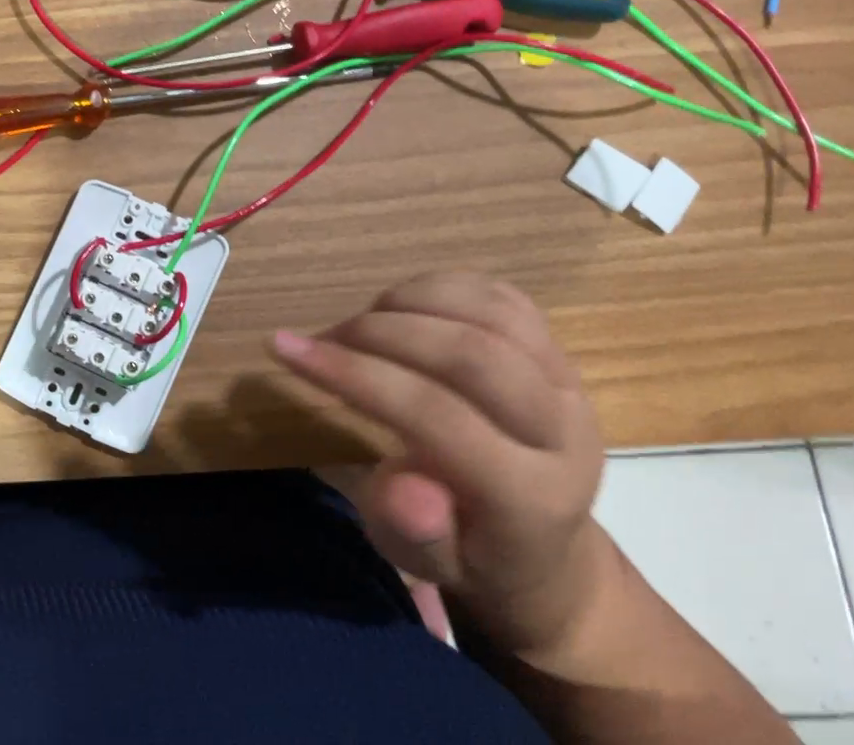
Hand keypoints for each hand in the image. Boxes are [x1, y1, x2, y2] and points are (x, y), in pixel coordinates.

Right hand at [268, 271, 606, 658]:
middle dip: (379, 332)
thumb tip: (402, 486)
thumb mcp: (426, 565)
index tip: (283, 348)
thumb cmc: (465, 553)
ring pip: (492, 314)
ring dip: (410, 302)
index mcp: (530, 497)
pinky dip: (443, 287)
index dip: (355, 375)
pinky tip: (399, 308)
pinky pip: (505, 299)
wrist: (543, 548)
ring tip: (359, 324)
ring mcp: (570, 386)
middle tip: (321, 339)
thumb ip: (414, 530)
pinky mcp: (561, 355)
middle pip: (472, 355)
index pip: (438, 417)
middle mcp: (565, 433)